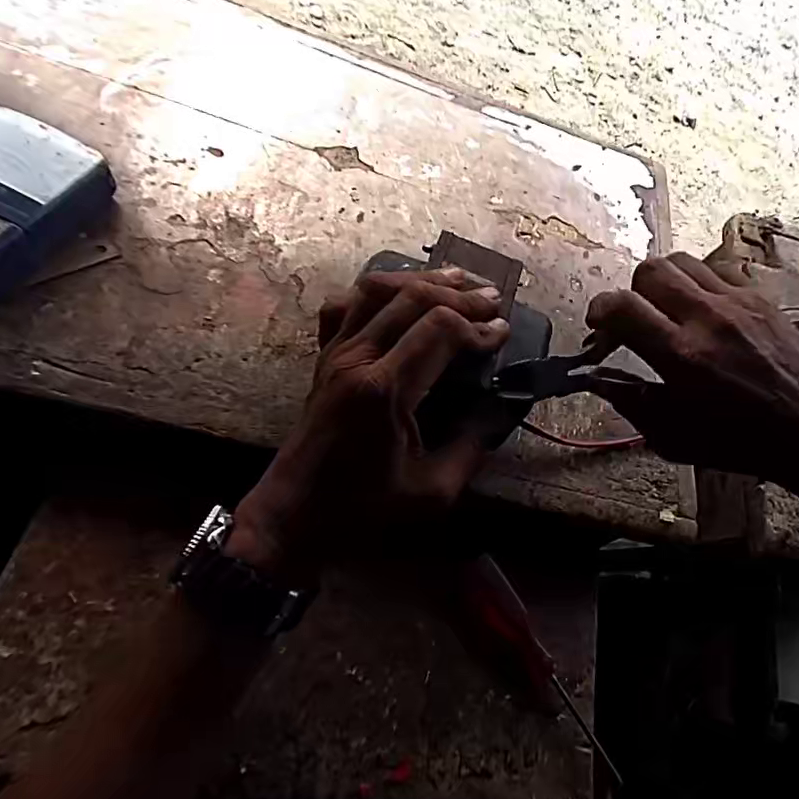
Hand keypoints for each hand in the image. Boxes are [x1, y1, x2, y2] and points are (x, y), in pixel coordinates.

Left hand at [227, 268, 510, 583]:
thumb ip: (474, 443)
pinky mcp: (323, 360)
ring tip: (458, 279)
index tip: (504, 334)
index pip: (439, 330)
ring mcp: (333, 355)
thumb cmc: (363, 512)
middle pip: (410, 298)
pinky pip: (345, 306)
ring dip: (421, 280)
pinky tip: (398, 294)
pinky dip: (376, 291)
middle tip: (493, 300)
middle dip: (459, 294)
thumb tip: (505, 406)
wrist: (293, 519)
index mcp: (382, 390)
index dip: (478, 327)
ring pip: (375, 290)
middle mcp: (355, 359)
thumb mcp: (433, 490)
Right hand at [585, 252, 798, 489]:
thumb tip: (595, 379)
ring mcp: (738, 302)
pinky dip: (700, 282)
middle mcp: (707, 318)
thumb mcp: (674, 435)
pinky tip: (703, 308)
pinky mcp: (761, 299)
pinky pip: (719, 269)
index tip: (598, 325)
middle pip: (651, 270)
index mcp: (681, 355)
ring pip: (683, 262)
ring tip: (666, 310)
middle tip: (634, 320)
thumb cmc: (739, 443)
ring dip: (664, 282)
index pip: (623, 306)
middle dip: (631, 291)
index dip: (600, 309)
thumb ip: (630, 400)